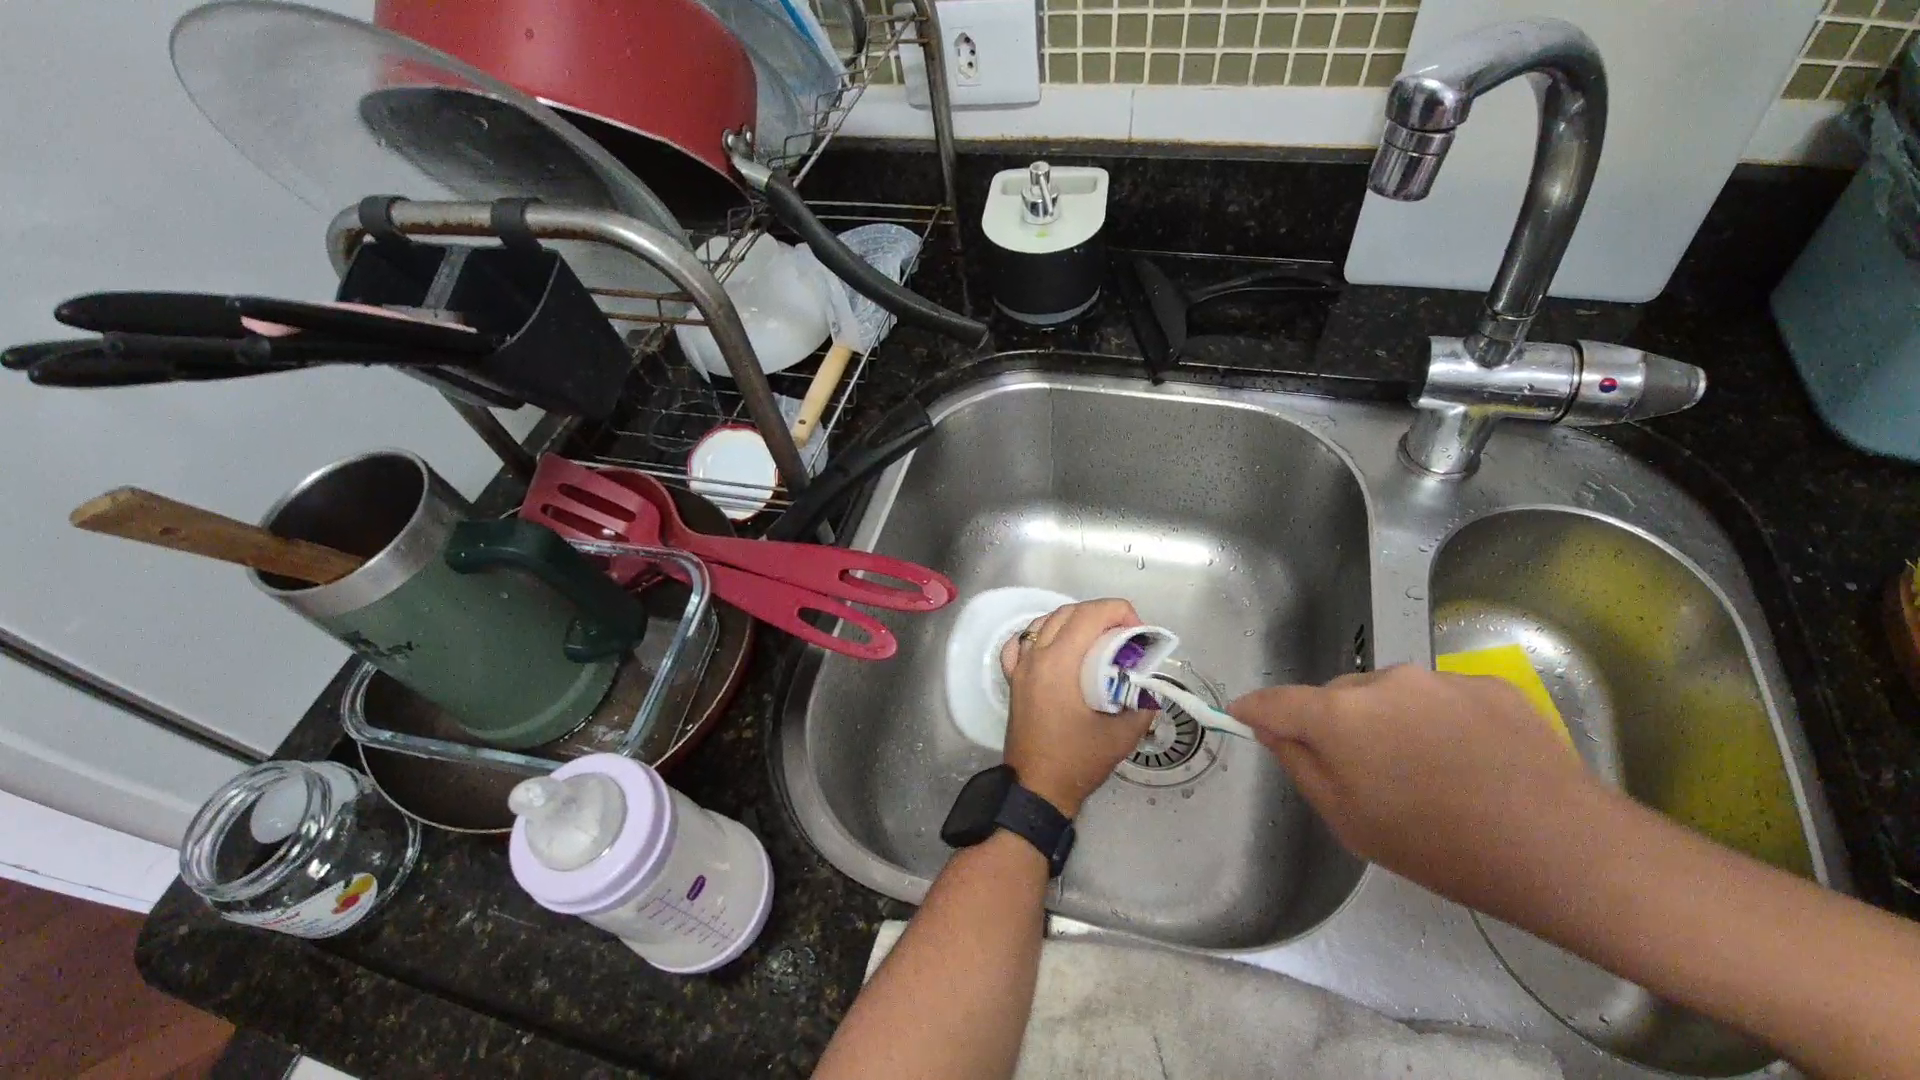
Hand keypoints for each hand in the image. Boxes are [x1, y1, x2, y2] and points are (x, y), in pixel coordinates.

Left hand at [998, 599, 1155, 817]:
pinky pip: (1021, 644)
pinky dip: (1041, 636)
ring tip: (1098, 640)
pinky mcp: (1014, 681)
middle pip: (1068, 613)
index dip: (1119, 612)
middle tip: (1125, 636)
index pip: (1090, 615)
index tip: (1139, 633)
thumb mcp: (1122, 734)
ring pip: (1044, 623)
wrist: (1037, 790)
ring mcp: (1020, 668)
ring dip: (1074, 621)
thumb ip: (1142, 703)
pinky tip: (1057, 647)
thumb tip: (1149, 686)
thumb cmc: (1077, 761)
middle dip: (1101, 614)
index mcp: (1060, 663)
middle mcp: (1036, 657)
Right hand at [1229, 665, 1601, 910]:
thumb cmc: (1438, 845)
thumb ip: (1300, 764)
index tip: (1239, 714)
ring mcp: (1439, 678)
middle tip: (1356, 771)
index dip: (1253, 708)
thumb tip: (1273, 729)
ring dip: (1386, 721)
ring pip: (1388, 694)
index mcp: (1341, 715)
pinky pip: (1437, 698)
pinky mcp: (1487, 684)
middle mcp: (1384, 681)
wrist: (1559, 848)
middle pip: (1336, 697)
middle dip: (1333, 724)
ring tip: (1420, 770)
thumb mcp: (1348, 820)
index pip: (1277, 701)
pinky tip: (1464, 761)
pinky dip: (1434, 721)